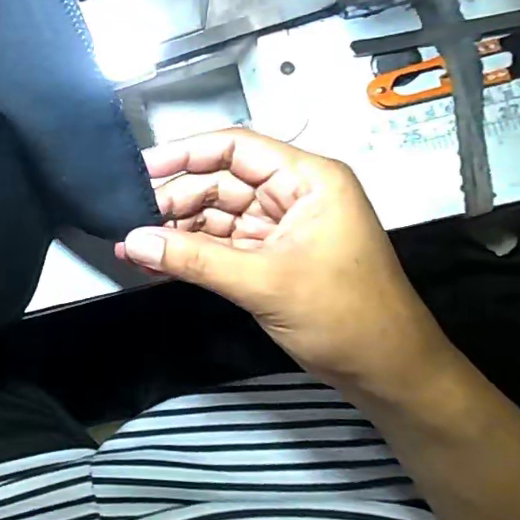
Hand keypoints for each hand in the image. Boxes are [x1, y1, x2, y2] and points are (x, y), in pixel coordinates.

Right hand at [117, 129, 456, 402]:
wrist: (387, 372)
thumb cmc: (344, 315)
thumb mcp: (265, 282)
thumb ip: (196, 260)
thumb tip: (134, 242)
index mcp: (307, 180)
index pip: (238, 147)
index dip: (187, 153)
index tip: (142, 169)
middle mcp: (293, 196)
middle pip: (223, 182)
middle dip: (178, 200)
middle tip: (132, 220)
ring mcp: (282, 229)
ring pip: (220, 216)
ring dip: (180, 231)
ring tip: (135, 245)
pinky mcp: (273, 259)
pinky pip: (225, 246)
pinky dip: (195, 254)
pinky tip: (160, 261)